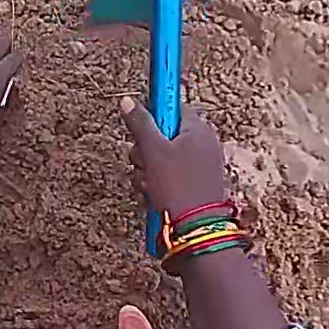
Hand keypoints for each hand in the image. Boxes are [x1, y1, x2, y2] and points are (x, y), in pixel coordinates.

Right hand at [119, 97, 228, 217]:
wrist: (196, 227)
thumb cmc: (178, 185)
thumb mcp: (153, 150)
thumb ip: (140, 123)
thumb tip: (127, 101)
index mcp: (198, 130)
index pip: (172, 108)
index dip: (152, 115)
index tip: (139, 127)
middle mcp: (201, 144)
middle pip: (161, 134)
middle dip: (144, 149)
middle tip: (143, 161)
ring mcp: (197, 165)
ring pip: (159, 158)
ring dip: (146, 169)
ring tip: (149, 183)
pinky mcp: (192, 183)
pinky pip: (165, 175)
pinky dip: (155, 183)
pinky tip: (153, 193)